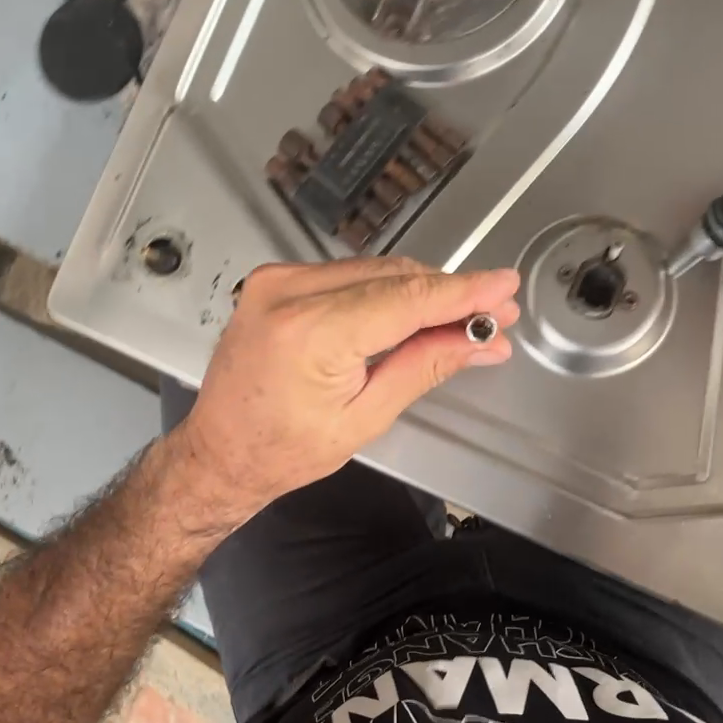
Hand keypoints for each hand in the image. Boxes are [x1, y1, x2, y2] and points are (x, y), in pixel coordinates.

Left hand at [170, 257, 519, 515]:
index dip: (463, 292)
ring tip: (463, 318)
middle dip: (449, 294)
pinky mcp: (276, 281)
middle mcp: (290, 293)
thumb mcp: (364, 418)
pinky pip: (348, 275)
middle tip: (493, 316)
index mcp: (311, 333)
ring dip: (422, 291)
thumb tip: (477, 342)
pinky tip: (416, 311)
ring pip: (374, 271)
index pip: (407, 299)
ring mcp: (278, 281)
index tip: (503, 287)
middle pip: (394, 277)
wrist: (220, 451)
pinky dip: (387, 291)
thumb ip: (423, 367)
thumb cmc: (281, 450)